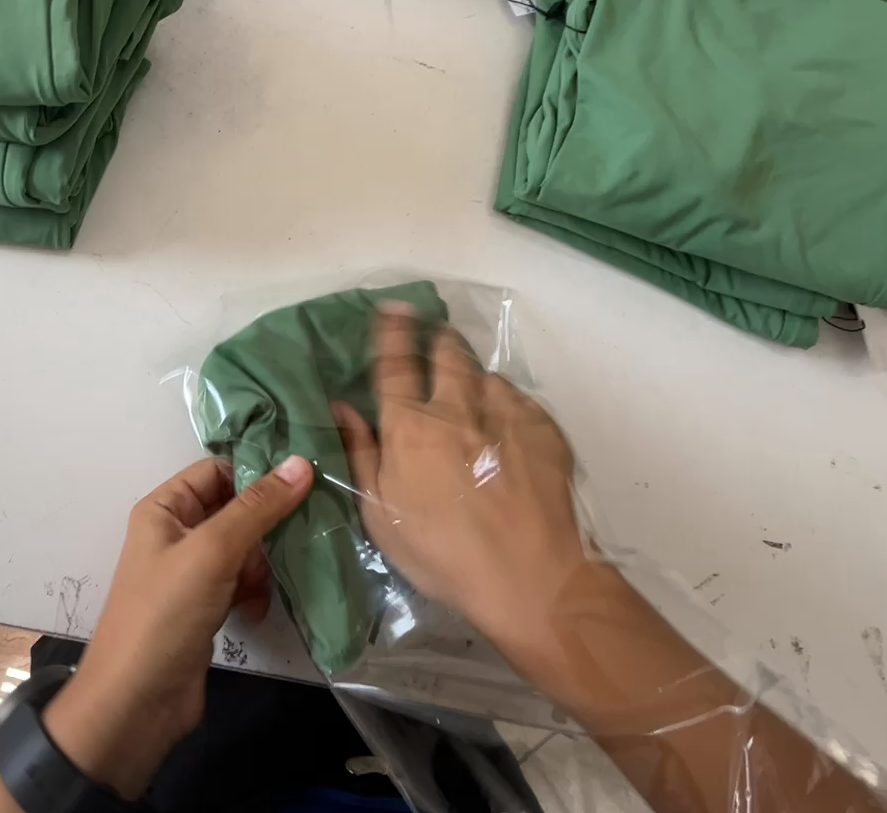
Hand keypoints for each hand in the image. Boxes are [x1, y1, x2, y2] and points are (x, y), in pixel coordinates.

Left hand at [42, 455, 312, 797]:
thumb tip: (301, 463)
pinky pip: (240, 581)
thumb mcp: (213, 551)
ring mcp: (190, 571)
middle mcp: (175, 532)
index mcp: (164, 508)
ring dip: (261, 563)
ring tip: (264, 584)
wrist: (136, 703)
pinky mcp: (204, 605)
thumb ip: (258, 507)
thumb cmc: (166, 613)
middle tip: (296, 538)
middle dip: (264, 526)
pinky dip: (254, 591)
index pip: (216, 471)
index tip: (301, 486)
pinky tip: (257, 610)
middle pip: (234, 509)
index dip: (254, 475)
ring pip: (242, 547)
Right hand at [332, 305, 587, 663]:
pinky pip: (521, 400)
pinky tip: (510, 426)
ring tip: (476, 392)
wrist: (532, 579)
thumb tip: (341, 406)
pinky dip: (508, 403)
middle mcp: (456, 408)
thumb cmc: (442, 553)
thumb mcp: (380, 513)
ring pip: (486, 376)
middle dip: (440, 338)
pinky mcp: (545, 430)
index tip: (394, 308)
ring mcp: (504, 415)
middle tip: (438, 334)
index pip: (396, 364)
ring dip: (475, 377)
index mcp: (410, 426)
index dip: (393, 331)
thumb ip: (361, 452)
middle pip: (447, 355)